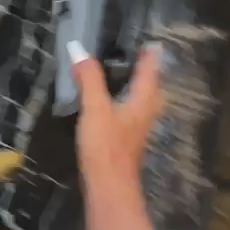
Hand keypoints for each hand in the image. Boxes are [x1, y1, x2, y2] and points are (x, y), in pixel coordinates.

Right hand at [68, 42, 165, 229]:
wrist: (109, 186)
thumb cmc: (106, 145)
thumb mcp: (95, 108)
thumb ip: (89, 79)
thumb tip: (78, 49)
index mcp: (143, 101)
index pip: (150, 72)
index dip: (150, 56)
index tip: (151, 42)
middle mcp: (145, 112)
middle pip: (152, 87)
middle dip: (148, 71)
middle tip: (140, 55)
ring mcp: (138, 127)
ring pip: (142, 100)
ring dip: (137, 85)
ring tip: (126, 73)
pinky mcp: (126, 138)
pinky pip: (130, 109)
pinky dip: (125, 98)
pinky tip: (113, 100)